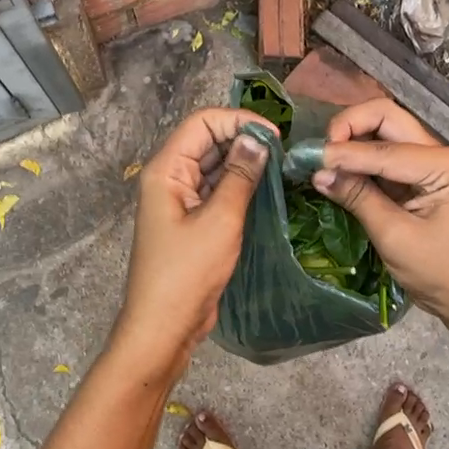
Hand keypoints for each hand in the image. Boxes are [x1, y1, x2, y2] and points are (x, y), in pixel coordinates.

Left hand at [113, 109, 271, 376]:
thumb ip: (240, 176)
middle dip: (244, 140)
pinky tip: (267, 190)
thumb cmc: (186, 273)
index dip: (239, 121)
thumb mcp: (220, 221)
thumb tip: (258, 139)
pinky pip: (217, 191)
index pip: (202, 122)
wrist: (163, 327)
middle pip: (208, 141)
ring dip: (245, 163)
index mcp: (166, 170)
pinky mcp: (193, 221)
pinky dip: (240, 186)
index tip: (275, 137)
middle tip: (285, 153)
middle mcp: (170, 178)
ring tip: (281, 169)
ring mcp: (181, 200)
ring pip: (215, 166)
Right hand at [313, 100, 448, 328]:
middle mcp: (440, 152)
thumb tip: (319, 173)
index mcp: (445, 164)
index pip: (386, 147)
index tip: (310, 159)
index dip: (346, 152)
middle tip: (320, 151)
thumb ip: (358, 198)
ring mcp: (429, 162)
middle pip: (386, 118)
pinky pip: (383, 154)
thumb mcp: (395, 236)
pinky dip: (358, 158)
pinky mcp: (416, 176)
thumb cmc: (440, 271)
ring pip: (383, 130)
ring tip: (324, 161)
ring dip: (351, 139)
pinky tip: (337, 170)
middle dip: (349, 126)